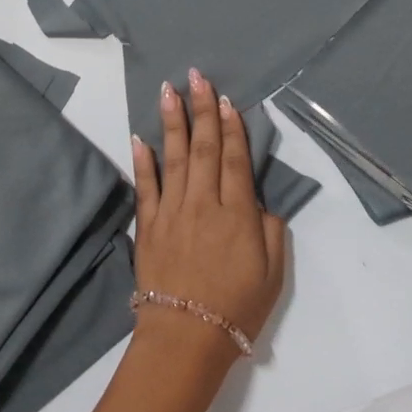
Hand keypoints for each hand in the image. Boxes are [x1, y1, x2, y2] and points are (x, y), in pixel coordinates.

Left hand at [131, 69, 286, 366]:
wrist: (185, 336)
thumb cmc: (237, 308)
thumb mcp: (273, 273)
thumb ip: (270, 229)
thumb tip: (258, 202)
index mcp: (237, 212)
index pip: (236, 159)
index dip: (233, 127)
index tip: (226, 99)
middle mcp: (203, 202)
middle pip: (204, 147)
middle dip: (202, 109)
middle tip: (197, 75)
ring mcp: (172, 211)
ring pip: (173, 157)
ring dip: (172, 122)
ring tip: (168, 90)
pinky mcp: (148, 225)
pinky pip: (145, 186)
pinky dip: (142, 160)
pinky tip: (139, 137)